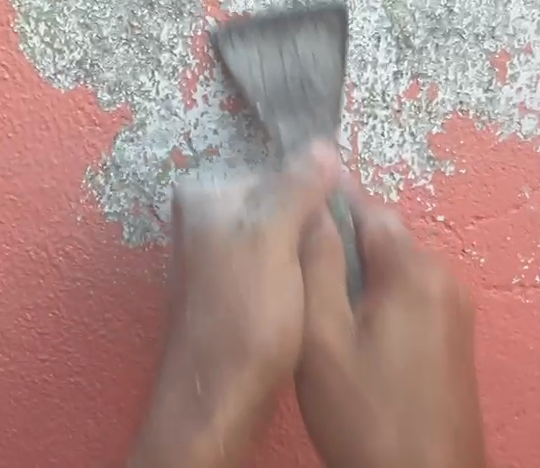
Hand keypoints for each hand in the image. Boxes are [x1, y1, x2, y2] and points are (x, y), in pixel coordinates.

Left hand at [128, 145, 340, 467]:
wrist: (217, 396)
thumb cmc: (244, 314)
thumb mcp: (273, 239)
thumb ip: (296, 188)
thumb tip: (322, 144)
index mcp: (203, 194)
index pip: (274, 173)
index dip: (311, 195)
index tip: (337, 224)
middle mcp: (202, 217)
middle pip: (276, 204)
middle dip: (307, 227)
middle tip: (326, 259)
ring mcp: (214, 254)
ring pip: (278, 238)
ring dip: (303, 256)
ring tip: (316, 282)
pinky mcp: (229, 288)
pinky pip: (272, 266)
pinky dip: (292, 278)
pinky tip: (303, 301)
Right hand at [296, 187, 485, 467]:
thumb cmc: (366, 415)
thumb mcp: (323, 336)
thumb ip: (317, 263)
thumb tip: (312, 205)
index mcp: (415, 270)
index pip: (365, 204)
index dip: (323, 203)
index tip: (285, 214)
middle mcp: (443, 277)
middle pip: (380, 232)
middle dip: (337, 240)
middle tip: (294, 265)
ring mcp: (454, 308)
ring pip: (390, 261)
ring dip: (354, 268)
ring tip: (313, 296)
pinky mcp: (453, 334)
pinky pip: (406, 289)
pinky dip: (374, 292)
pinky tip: (345, 321)